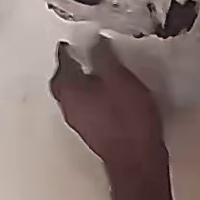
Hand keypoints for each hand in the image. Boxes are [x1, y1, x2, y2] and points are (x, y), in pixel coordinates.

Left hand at [51, 38, 165, 180]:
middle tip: (79, 57)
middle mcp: (68, 108)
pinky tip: (106, 95)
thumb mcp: (118, 78)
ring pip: (75, 97)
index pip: (63, 64)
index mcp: (69, 91)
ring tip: (95, 73)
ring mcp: (80, 123)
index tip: (69, 43)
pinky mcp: (94, 134)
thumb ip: (103, 56)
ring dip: (81, 84)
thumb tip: (93, 40)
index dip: (67, 51)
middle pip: (63, 83)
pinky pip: (87, 108)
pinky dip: (92, 97)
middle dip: (70, 69)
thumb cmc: (127, 117)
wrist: (137, 159)